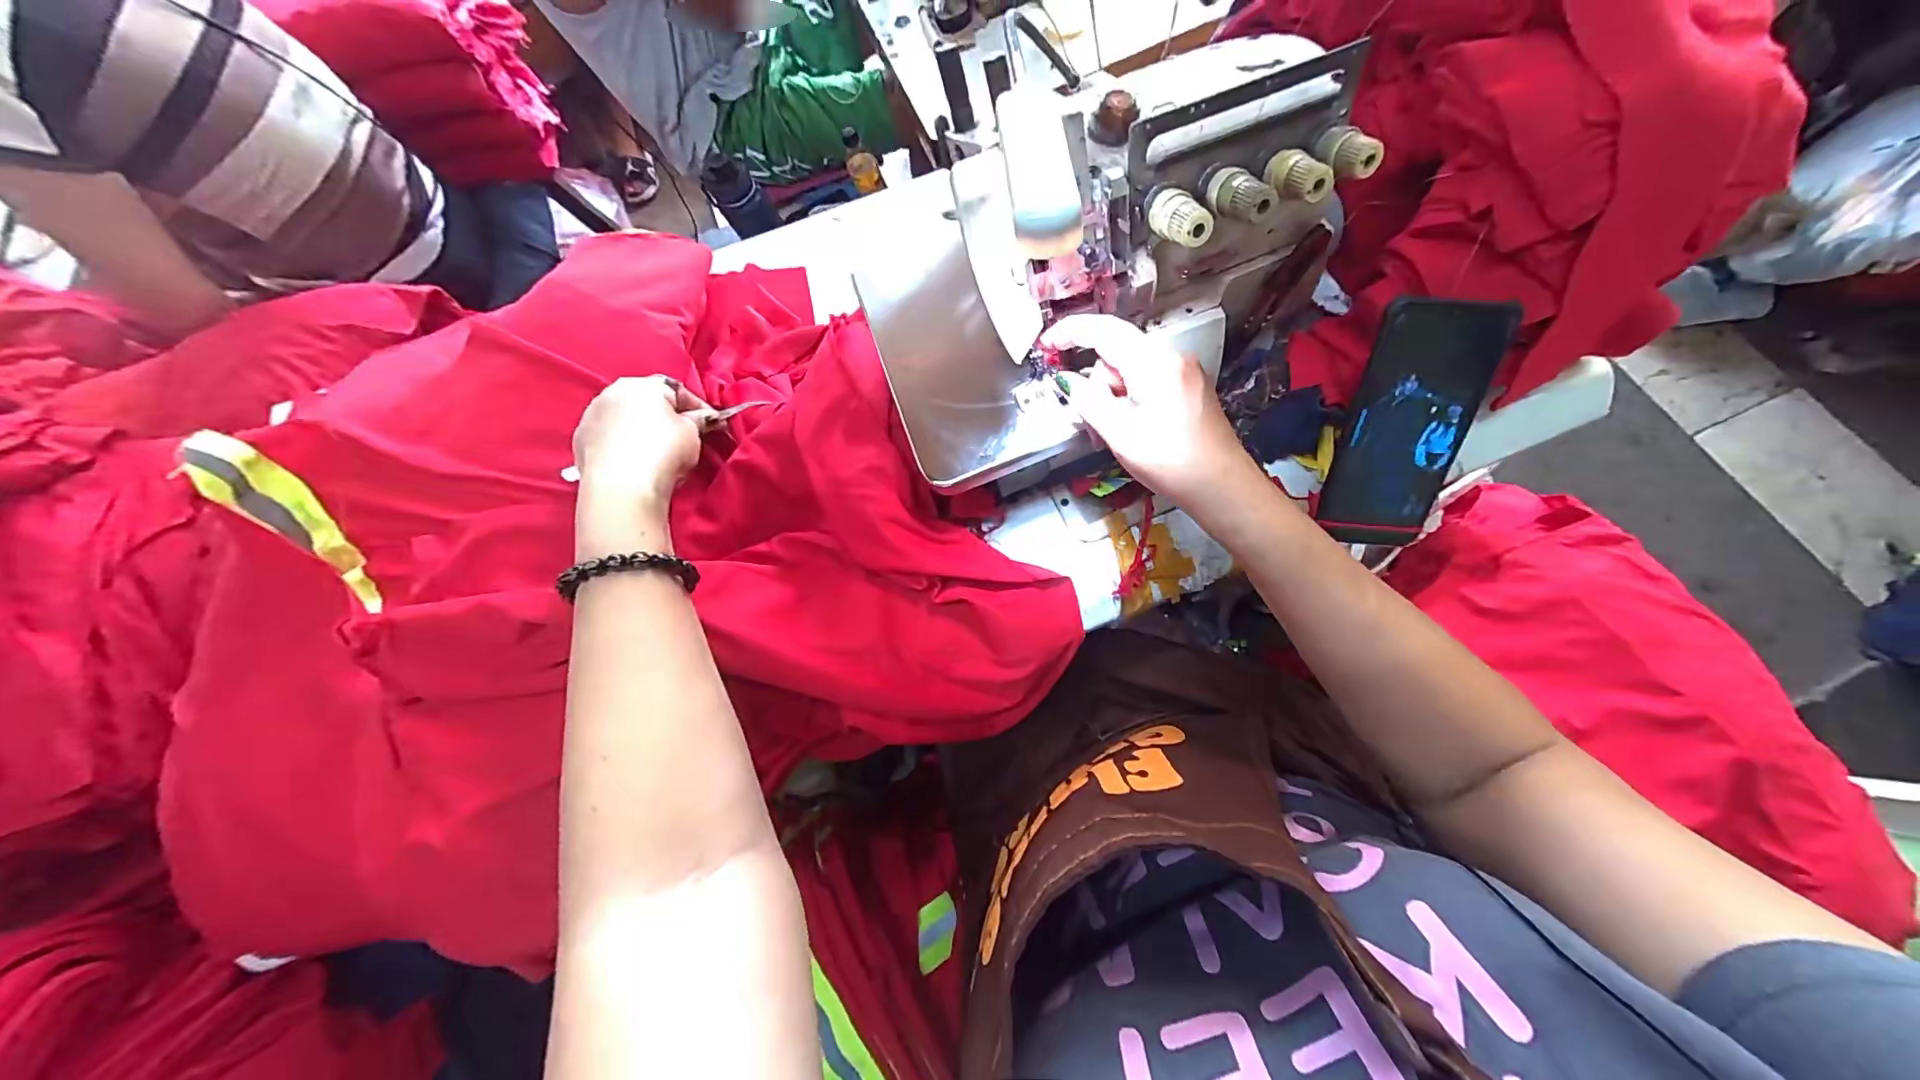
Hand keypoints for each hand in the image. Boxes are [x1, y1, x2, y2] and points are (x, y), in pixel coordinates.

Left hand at [572, 376, 707, 552]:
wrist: (621, 487)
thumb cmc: (662, 452)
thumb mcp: (692, 433)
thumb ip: (698, 420)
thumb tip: (701, 418)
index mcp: (642, 385)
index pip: (677, 389)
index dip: (697, 408)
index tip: (711, 424)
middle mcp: (611, 392)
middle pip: (647, 402)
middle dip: (667, 417)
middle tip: (686, 438)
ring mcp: (591, 416)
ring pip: (625, 419)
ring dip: (642, 431)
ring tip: (659, 454)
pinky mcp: (580, 440)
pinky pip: (610, 438)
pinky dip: (624, 445)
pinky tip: (636, 462)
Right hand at [1047, 314, 1264, 513]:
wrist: (1222, 486)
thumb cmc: (1174, 462)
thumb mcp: (1118, 433)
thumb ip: (1088, 401)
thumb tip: (1069, 383)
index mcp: (1154, 363)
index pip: (1103, 330)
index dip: (1070, 332)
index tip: (1048, 343)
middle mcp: (1172, 359)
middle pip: (1115, 355)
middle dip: (1096, 385)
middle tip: (1094, 423)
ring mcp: (1183, 374)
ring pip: (1129, 372)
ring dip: (1113, 398)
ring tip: (1117, 435)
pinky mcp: (1188, 390)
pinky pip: (1147, 384)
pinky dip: (1131, 402)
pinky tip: (1133, 431)